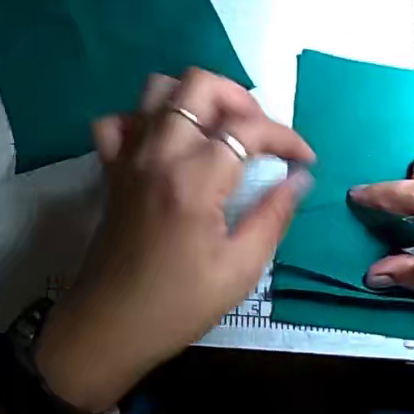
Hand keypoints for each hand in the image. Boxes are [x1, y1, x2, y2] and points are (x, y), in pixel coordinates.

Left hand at [35, 69, 314, 413]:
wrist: (109, 329)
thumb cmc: (179, 306)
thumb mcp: (240, 269)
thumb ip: (274, 215)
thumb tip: (299, 178)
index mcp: (194, 180)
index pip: (248, 129)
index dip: (286, 138)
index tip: (304, 160)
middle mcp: (158, 154)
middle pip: (199, 85)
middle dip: (242, 99)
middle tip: (261, 136)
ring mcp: (128, 157)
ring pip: (159, 89)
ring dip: (198, 99)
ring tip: (222, 132)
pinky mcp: (111, 169)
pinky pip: (122, 121)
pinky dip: (148, 119)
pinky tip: (170, 144)